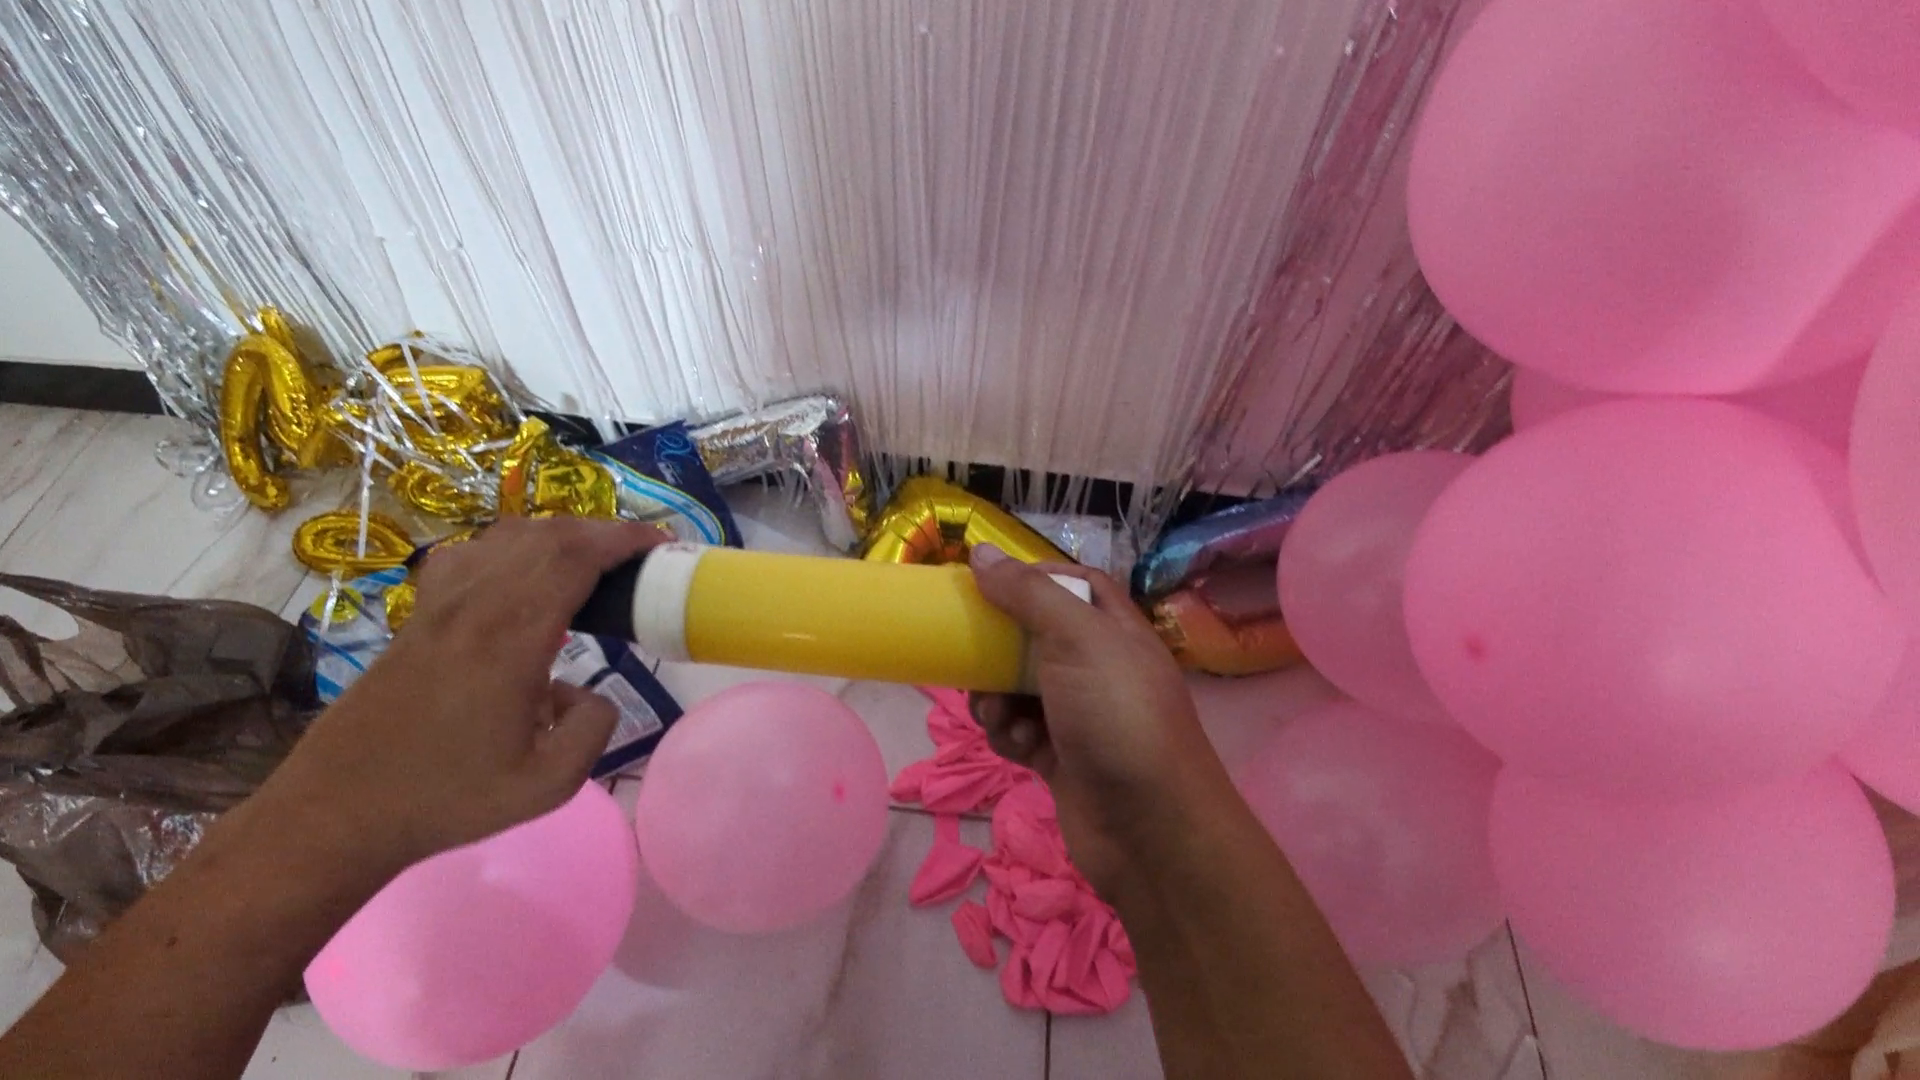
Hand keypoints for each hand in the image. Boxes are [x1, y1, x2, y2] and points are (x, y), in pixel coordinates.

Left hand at [256, 517, 666, 872]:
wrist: (339, 812)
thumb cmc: (449, 799)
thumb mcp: (549, 783)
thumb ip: (593, 728)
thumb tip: (588, 694)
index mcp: (510, 639)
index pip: (574, 558)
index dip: (623, 540)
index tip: (660, 545)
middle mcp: (474, 606)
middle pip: (546, 536)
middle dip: (603, 531)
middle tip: (640, 553)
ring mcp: (439, 606)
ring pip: (507, 536)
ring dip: (560, 535)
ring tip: (592, 560)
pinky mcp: (419, 615)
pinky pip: (471, 554)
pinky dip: (512, 547)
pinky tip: (522, 574)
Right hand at [968, 544, 1230, 898]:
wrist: (1151, 828)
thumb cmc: (1118, 716)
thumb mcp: (1077, 638)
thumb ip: (1028, 594)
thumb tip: (980, 551)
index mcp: (1114, 629)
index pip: (1073, 585)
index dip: (1032, 578)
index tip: (988, 583)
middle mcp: (1098, 667)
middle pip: (1034, 637)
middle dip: (998, 649)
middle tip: (970, 657)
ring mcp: (1080, 715)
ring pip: (1018, 688)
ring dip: (997, 698)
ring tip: (997, 715)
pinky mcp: (1061, 758)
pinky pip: (1019, 732)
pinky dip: (1009, 736)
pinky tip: (1019, 749)